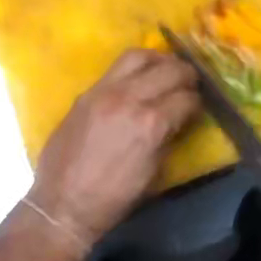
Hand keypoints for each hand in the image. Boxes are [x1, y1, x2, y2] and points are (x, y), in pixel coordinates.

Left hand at [29, 49, 199, 242]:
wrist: (63, 204)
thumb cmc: (114, 197)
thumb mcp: (155, 172)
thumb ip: (169, 138)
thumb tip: (179, 119)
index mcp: (151, 124)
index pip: (187, 98)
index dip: (198, 104)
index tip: (197, 110)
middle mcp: (130, 99)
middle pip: (170, 70)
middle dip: (187, 76)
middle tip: (190, 85)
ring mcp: (105, 92)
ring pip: (139, 56)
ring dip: (160, 60)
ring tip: (165, 69)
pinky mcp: (86, 93)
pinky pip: (115, 68)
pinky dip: (134, 68)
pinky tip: (139, 78)